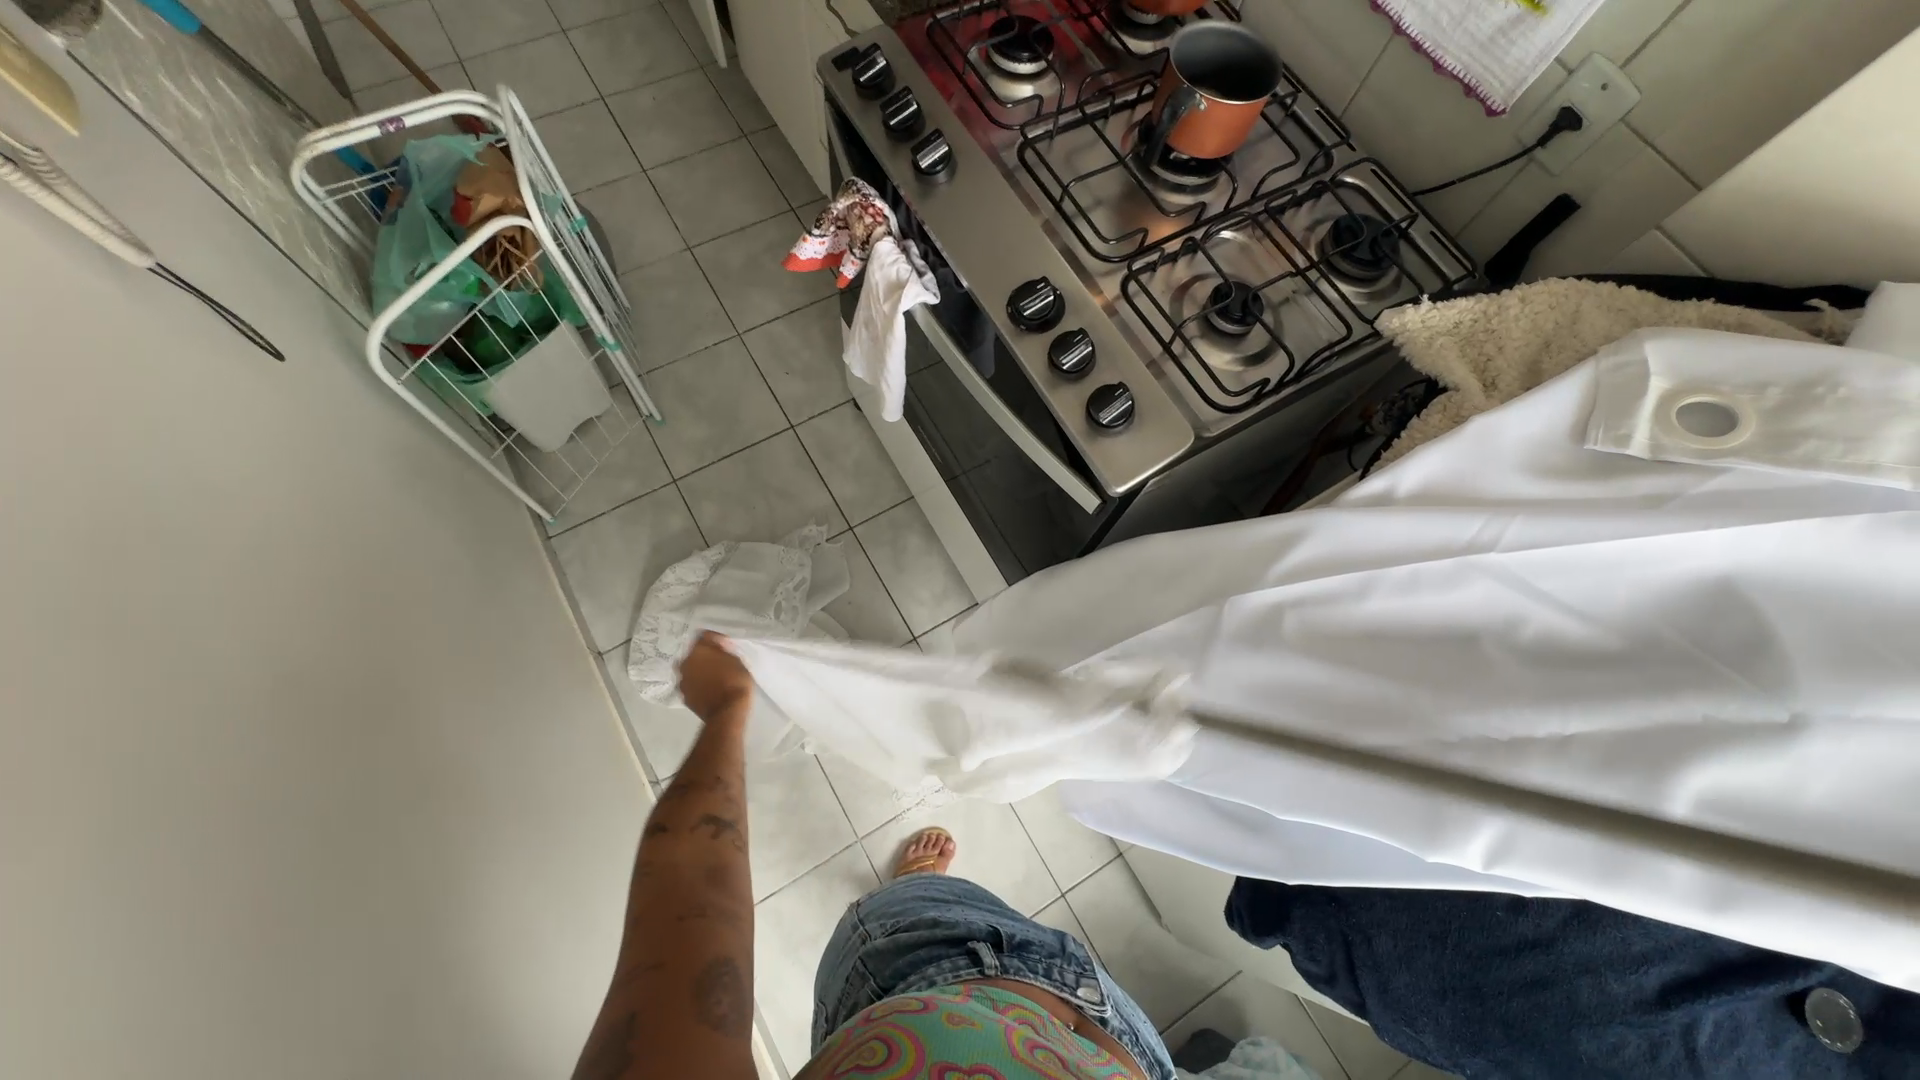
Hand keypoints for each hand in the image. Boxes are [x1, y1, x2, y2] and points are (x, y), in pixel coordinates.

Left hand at [677, 632, 752, 723]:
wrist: (727, 712)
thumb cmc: (736, 682)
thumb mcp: (737, 660)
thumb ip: (724, 650)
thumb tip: (718, 647)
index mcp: (698, 650)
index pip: (704, 635)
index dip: (716, 638)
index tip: (725, 644)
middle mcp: (685, 663)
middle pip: (694, 653)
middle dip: (704, 655)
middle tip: (718, 661)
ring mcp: (682, 681)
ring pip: (690, 670)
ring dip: (699, 670)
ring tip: (713, 676)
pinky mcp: (683, 696)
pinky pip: (691, 684)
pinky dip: (697, 684)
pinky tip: (709, 689)